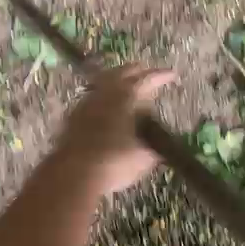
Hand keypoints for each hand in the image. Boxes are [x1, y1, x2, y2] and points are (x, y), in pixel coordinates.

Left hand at [51, 64, 173, 195]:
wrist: (72, 174)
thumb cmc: (113, 162)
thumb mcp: (143, 158)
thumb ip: (154, 148)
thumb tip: (159, 147)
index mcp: (126, 95)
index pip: (148, 78)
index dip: (161, 75)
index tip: (172, 74)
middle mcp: (106, 92)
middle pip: (123, 72)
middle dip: (137, 71)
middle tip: (147, 72)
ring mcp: (87, 102)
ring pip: (104, 82)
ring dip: (118, 80)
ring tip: (127, 86)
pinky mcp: (73, 115)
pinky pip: (92, 97)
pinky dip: (104, 96)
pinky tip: (106, 106)